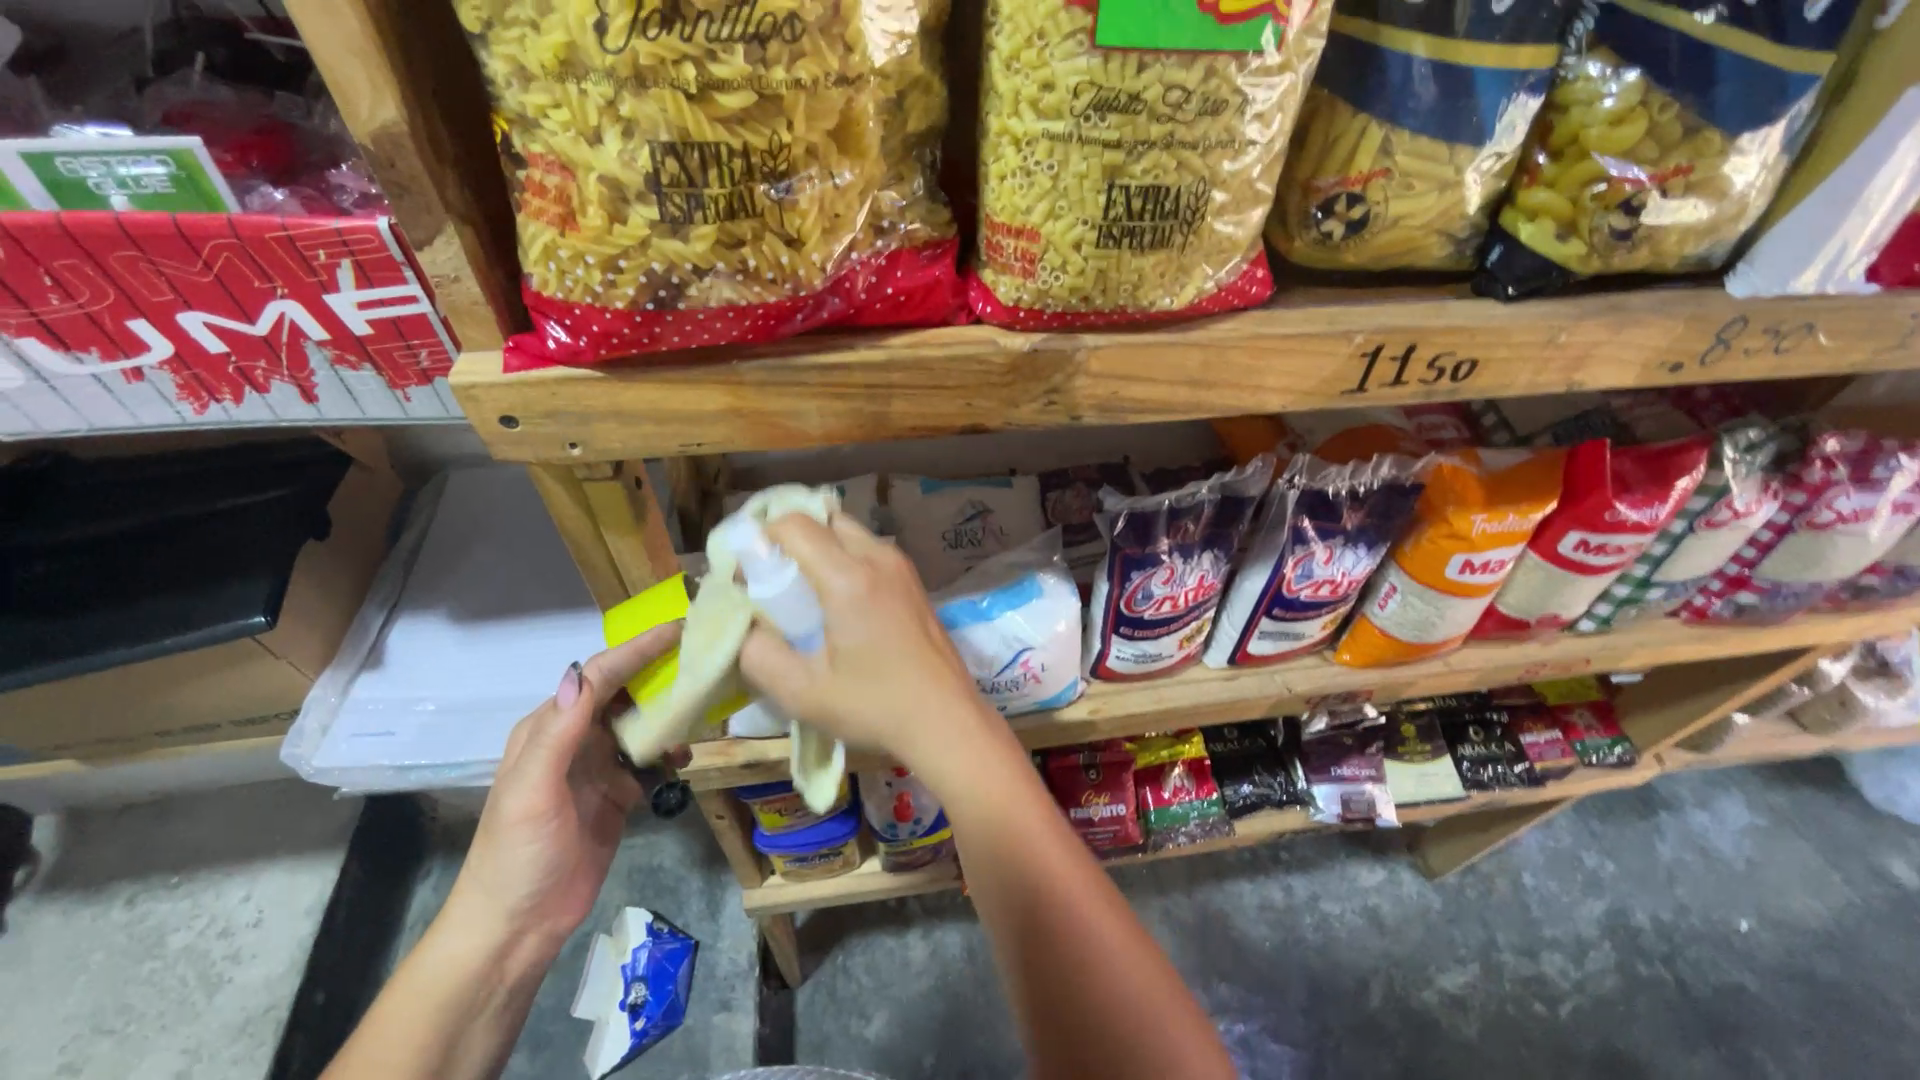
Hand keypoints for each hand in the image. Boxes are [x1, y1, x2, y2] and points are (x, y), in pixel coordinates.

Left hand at [448, 623, 688, 958]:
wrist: (517, 926)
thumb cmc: (517, 855)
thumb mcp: (531, 791)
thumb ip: (557, 733)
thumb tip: (581, 672)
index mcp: (548, 729)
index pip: (598, 676)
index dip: (637, 651)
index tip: (679, 630)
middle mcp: (573, 741)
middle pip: (623, 695)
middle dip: (660, 675)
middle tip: (706, 661)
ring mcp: (596, 769)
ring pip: (640, 727)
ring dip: (668, 717)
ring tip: (703, 711)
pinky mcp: (616, 797)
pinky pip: (648, 763)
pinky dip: (668, 755)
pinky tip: (684, 758)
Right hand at [737, 513, 996, 769]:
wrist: (947, 721)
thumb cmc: (875, 706)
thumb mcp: (801, 692)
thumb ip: (757, 653)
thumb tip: (745, 625)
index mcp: (848, 577)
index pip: (794, 524)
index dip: (761, 542)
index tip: (750, 579)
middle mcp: (878, 558)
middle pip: (824, 520)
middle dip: (791, 542)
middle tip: (776, 585)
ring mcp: (902, 568)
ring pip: (849, 534)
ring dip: (821, 551)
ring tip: (807, 598)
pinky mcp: (915, 583)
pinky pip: (870, 553)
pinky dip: (846, 563)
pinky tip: (841, 609)